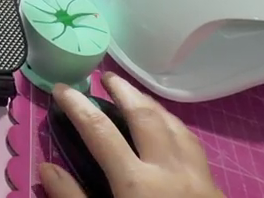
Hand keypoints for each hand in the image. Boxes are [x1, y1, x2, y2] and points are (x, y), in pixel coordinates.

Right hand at [40, 72, 222, 197]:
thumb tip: (46, 167)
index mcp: (138, 184)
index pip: (99, 129)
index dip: (77, 104)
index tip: (62, 88)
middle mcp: (171, 173)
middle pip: (145, 116)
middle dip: (123, 91)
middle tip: (105, 77)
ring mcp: (199, 182)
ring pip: (177, 127)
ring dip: (152, 105)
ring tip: (137, 97)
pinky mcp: (217, 194)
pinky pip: (194, 148)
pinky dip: (176, 129)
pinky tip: (171, 132)